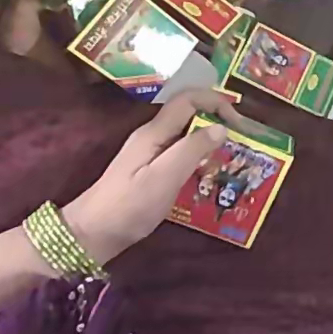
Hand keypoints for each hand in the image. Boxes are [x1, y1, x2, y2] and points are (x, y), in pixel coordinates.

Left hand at [62, 90, 243, 265]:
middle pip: (188, 113)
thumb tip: (221, 127)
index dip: (216, 101)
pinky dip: (198, 157)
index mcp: (155, 132)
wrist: (91, 233)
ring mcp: (148, 153)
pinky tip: (208, 175)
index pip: (188, 99)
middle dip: (216, 119)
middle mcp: (152, 136)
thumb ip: (192, 149)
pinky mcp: (148, 171)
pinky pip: (179, 153)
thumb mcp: (165, 177)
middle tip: (241, 140)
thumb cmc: (129, 205)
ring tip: (231, 157)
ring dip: (209, 139)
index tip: (239, 122)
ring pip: (185, 134)